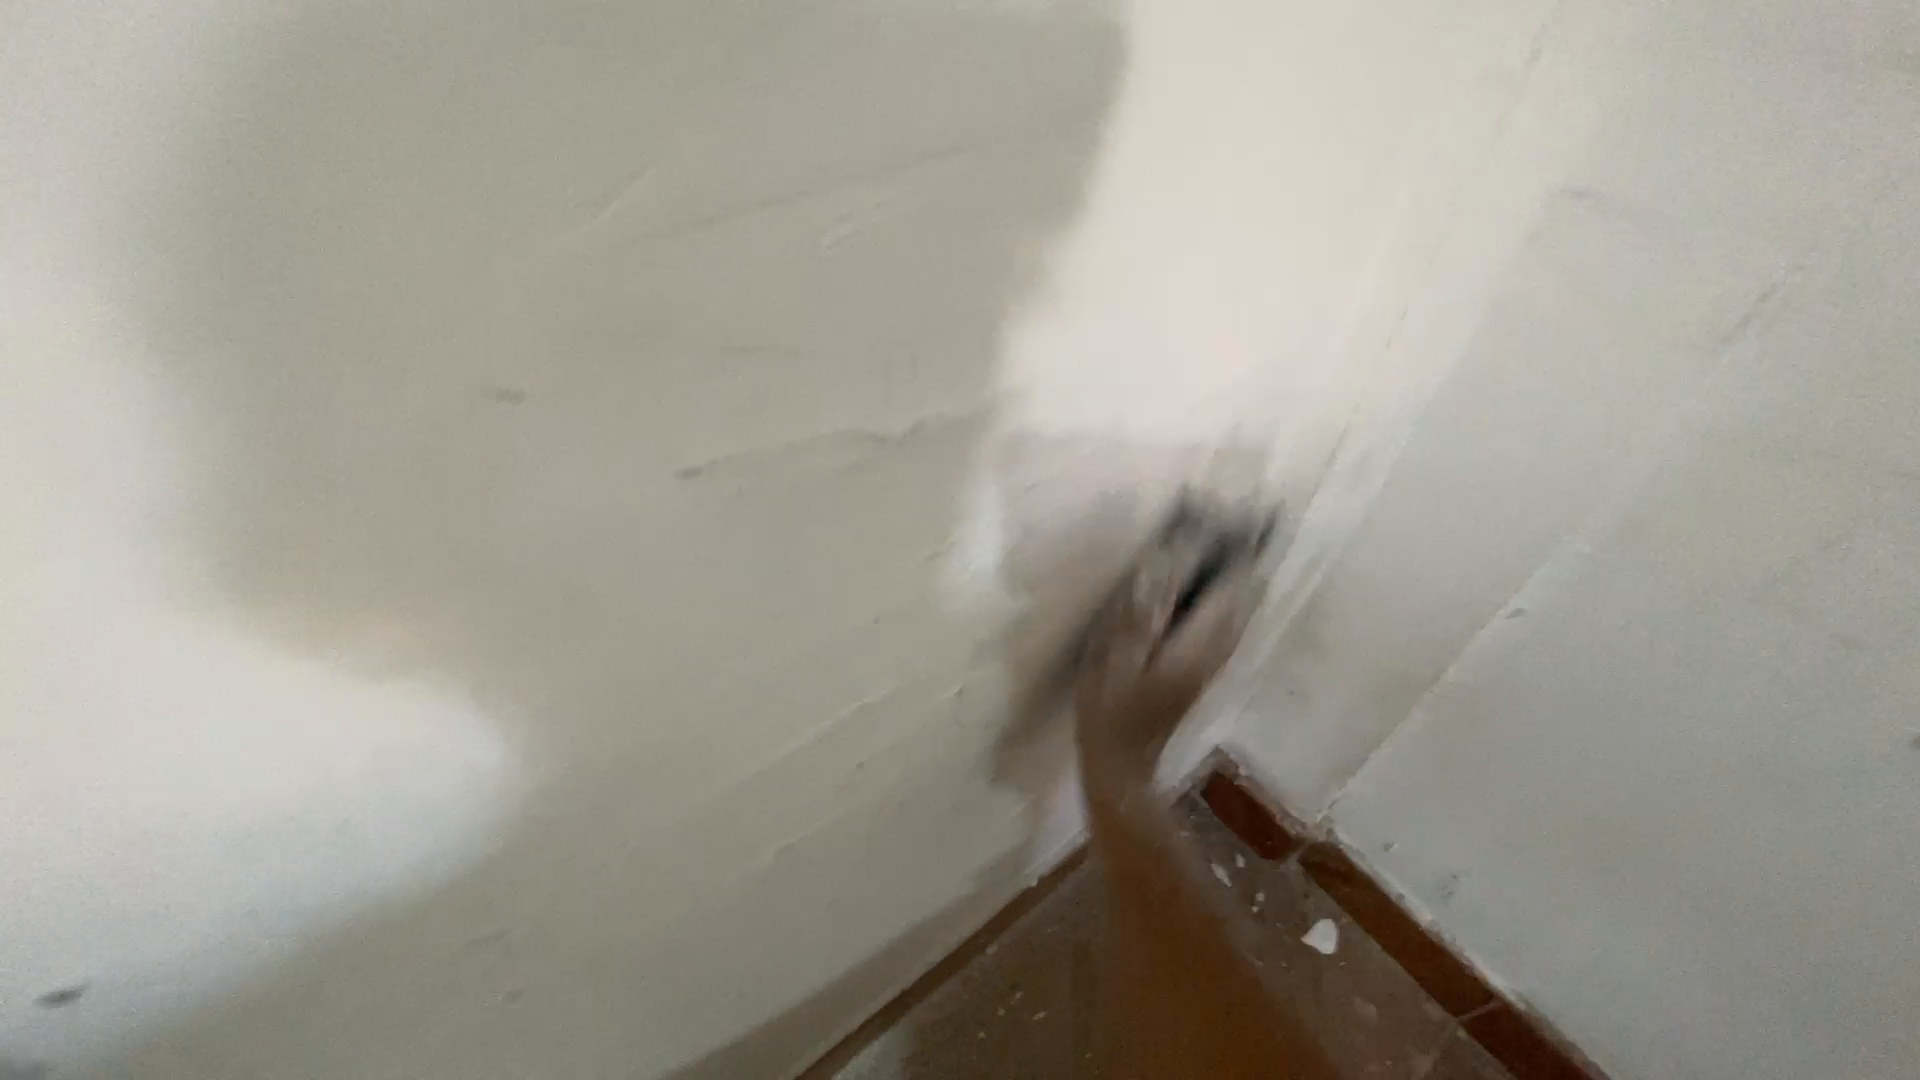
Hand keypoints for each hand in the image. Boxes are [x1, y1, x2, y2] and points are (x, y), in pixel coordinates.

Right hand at [1073, 497, 1273, 770]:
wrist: (1123, 761)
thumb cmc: (1111, 709)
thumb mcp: (1116, 655)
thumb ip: (1145, 606)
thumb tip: (1172, 556)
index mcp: (1204, 639)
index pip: (1237, 576)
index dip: (1232, 538)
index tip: (1214, 503)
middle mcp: (1225, 642)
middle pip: (1248, 582)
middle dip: (1237, 544)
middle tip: (1210, 509)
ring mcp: (1220, 652)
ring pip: (1241, 595)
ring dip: (1228, 562)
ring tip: (1202, 529)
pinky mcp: (1208, 657)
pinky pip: (1226, 607)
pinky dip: (1216, 582)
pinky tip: (1191, 570)